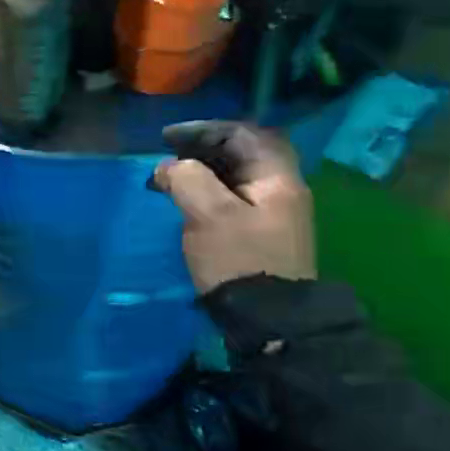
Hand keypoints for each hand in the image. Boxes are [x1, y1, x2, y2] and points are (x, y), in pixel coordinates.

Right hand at [152, 120, 315, 292]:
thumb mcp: (208, 215)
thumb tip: (169, 167)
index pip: (242, 134)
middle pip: (242, 153)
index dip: (203, 130)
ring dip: (203, 172)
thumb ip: (187, 179)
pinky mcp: (262, 235)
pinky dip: (209, 192)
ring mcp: (275, 214)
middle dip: (202, 149)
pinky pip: (234, 198)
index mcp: (277, 178)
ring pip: (237, 177)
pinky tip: (187, 203)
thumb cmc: (238, 260)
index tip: (167, 139)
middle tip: (167, 157)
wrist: (268, 320)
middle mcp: (282, 189)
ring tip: (169, 180)